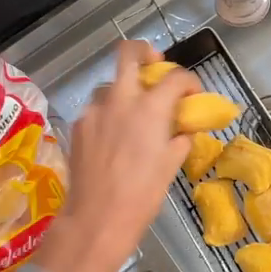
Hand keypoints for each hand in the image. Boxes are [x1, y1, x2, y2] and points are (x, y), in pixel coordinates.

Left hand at [34, 40, 200, 271]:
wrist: (96, 219)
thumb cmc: (143, 195)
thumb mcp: (171, 165)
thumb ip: (181, 138)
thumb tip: (184, 129)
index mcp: (151, 107)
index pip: (175, 76)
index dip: (189, 81)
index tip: (192, 94)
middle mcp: (121, 99)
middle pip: (129, 53)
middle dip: (145, 52)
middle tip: (155, 65)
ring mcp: (95, 110)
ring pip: (110, 84)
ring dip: (124, 90)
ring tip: (131, 114)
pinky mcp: (78, 125)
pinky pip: (96, 109)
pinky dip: (108, 114)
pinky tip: (112, 138)